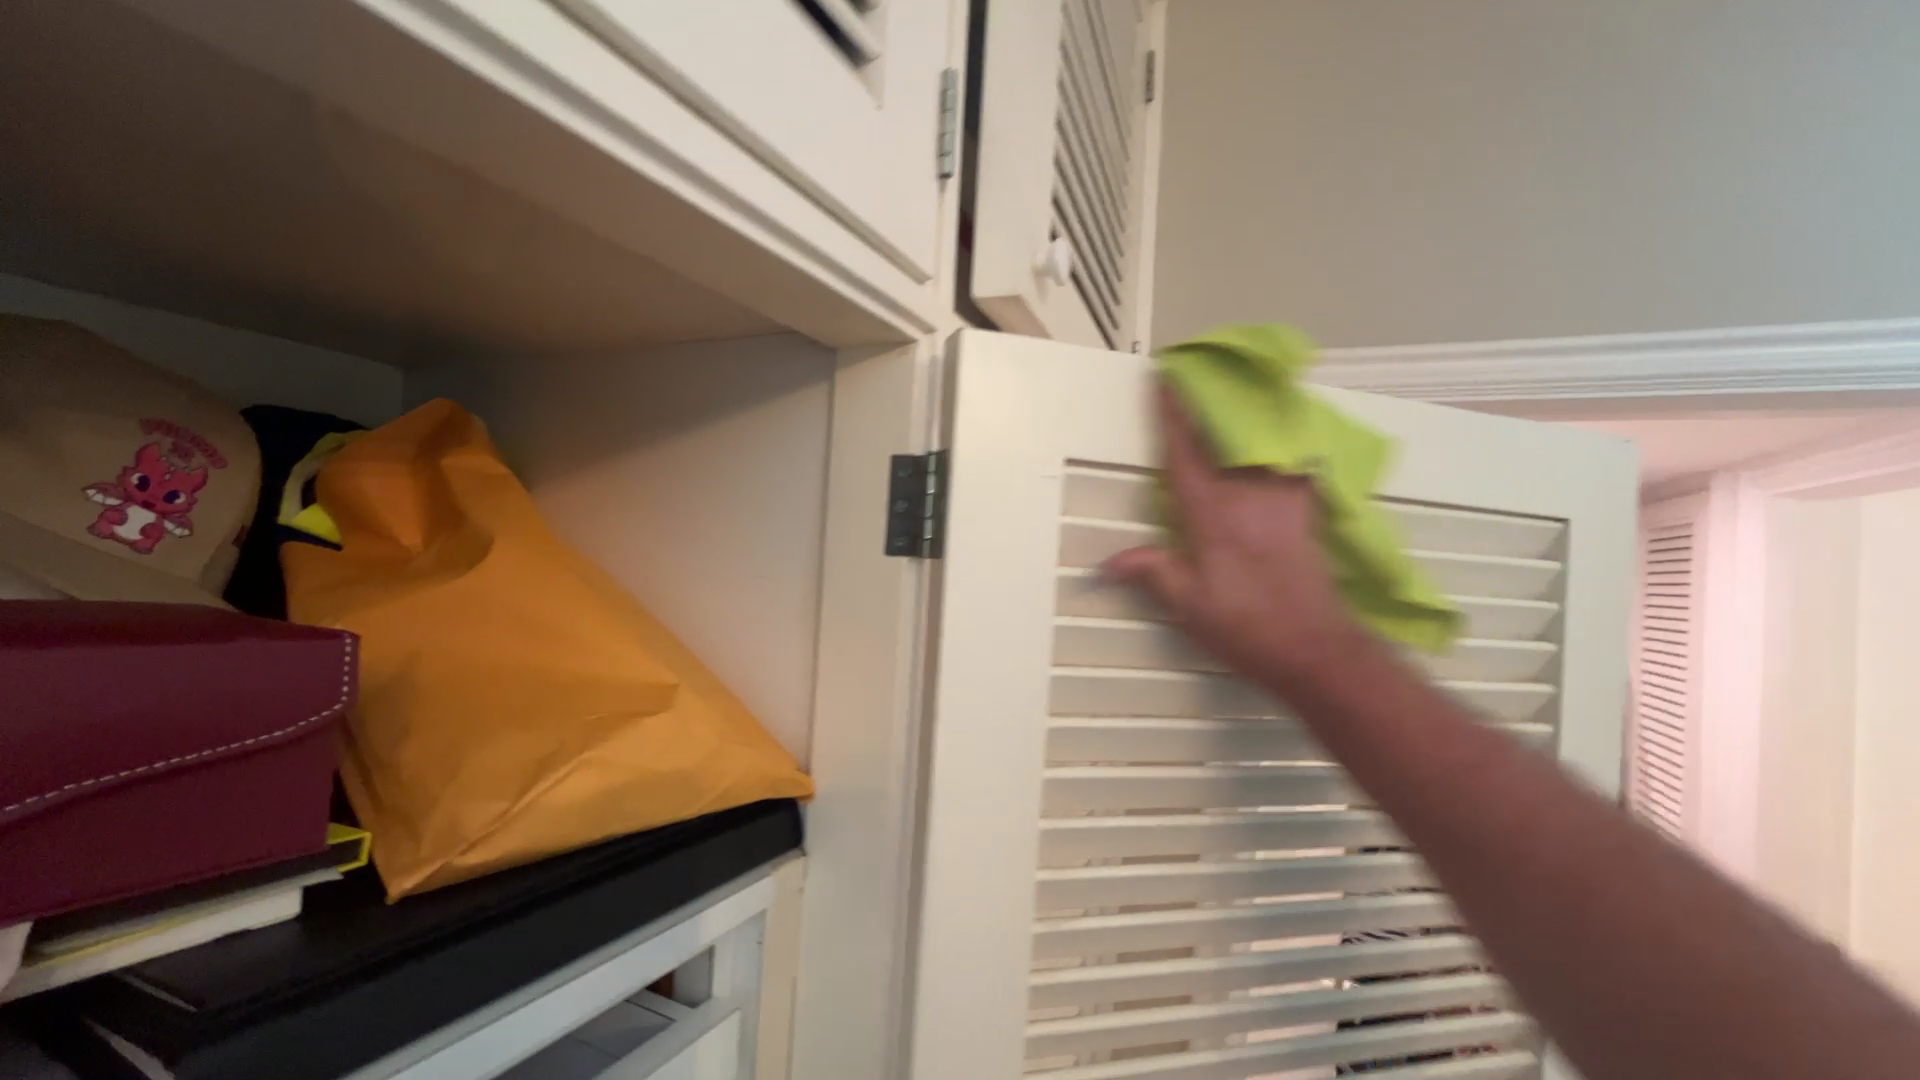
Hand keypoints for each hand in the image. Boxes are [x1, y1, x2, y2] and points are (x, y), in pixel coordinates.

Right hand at [1103, 384, 1367, 692]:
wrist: (1316, 649)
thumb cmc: (1246, 627)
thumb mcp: (1189, 608)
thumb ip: (1153, 573)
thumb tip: (1107, 561)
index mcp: (1214, 516)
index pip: (1187, 456)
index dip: (1174, 416)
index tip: (1166, 380)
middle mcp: (1249, 497)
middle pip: (1230, 438)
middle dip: (1213, 404)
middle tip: (1201, 376)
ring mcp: (1283, 502)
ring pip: (1264, 447)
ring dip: (1249, 421)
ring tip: (1239, 400)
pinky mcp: (1305, 514)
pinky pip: (1294, 467)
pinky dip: (1286, 449)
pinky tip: (1282, 447)